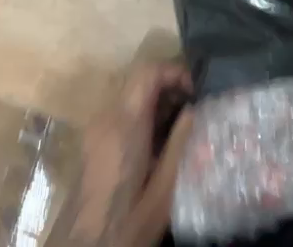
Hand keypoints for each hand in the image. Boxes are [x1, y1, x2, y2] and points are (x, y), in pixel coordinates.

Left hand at [61, 60, 192, 246]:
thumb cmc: (129, 221)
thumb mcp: (165, 187)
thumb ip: (180, 142)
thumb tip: (195, 109)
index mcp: (124, 124)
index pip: (148, 71)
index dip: (176, 71)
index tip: (198, 92)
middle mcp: (106, 117)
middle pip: (139, 80)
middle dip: (171, 86)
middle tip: (196, 109)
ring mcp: (96, 129)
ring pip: (131, 95)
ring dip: (158, 101)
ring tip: (184, 126)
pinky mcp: (93, 143)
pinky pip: (122, 113)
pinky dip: (145, 115)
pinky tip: (161, 142)